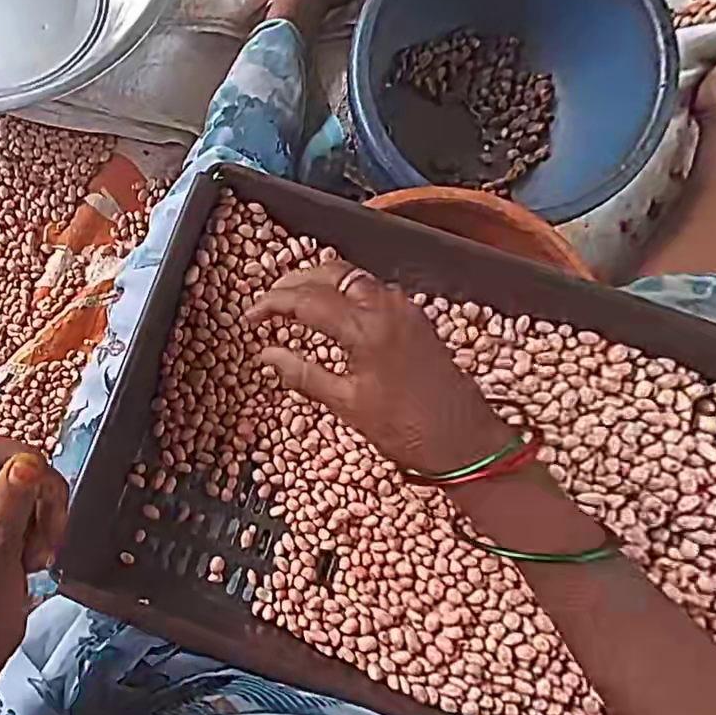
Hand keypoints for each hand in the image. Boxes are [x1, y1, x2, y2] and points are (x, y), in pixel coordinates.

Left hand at [0, 436, 68, 708]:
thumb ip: (5, 512)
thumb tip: (28, 462)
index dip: (22, 461)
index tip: (46, 494)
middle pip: (12, 463)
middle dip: (40, 496)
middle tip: (47, 539)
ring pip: (29, 483)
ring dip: (47, 515)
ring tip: (38, 557)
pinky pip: (33, 505)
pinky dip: (46, 526)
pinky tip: (36, 559)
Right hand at [244, 262, 509, 473]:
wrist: (465, 441)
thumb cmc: (405, 429)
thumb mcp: (345, 404)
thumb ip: (302, 374)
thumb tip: (266, 354)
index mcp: (365, 330)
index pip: (306, 300)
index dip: (272, 305)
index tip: (250, 317)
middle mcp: (387, 308)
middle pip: (331, 273)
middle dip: (294, 281)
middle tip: (269, 301)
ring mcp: (406, 310)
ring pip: (354, 277)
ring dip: (320, 282)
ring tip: (294, 303)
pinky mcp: (416, 319)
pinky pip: (373, 290)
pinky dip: (345, 291)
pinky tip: (332, 312)